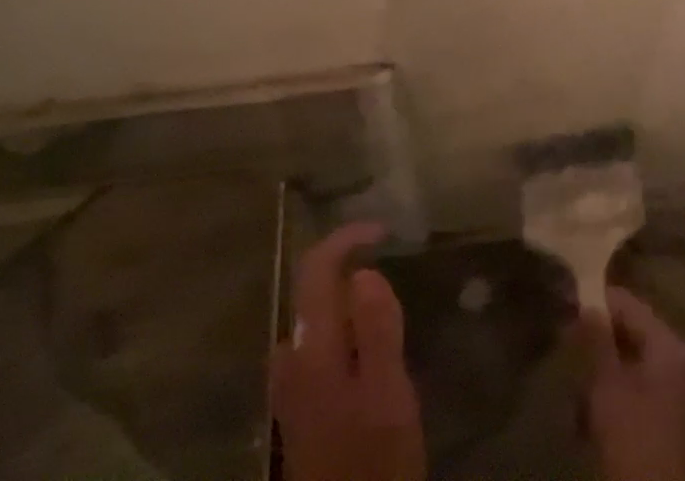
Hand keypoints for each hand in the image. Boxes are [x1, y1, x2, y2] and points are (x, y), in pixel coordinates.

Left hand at [272, 223, 424, 480]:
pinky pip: (320, 346)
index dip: (345, 239)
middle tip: (392, 262)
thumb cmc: (373, 459)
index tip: (382, 228)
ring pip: (316, 321)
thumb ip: (376, 331)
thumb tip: (364, 271)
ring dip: (345, 298)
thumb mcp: (387, 393)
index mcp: (313, 351)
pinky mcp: (301, 406)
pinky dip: (343, 327)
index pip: (316, 273)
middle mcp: (292, 360)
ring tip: (388, 299)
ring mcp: (292, 385)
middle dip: (346, 266)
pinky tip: (370, 345)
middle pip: (311, 293)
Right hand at [581, 287, 684, 480]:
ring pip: (628, 360)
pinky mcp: (663, 410)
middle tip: (568, 344)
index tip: (569, 301)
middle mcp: (676, 358)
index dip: (600, 301)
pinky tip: (589, 414)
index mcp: (668, 345)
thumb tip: (589, 303)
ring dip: (600, 371)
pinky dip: (610, 391)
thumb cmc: (630, 432)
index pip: (632, 306)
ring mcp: (672, 385)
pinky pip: (632, 385)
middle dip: (598, 341)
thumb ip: (598, 338)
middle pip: (631, 332)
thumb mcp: (607, 382)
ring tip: (579, 390)